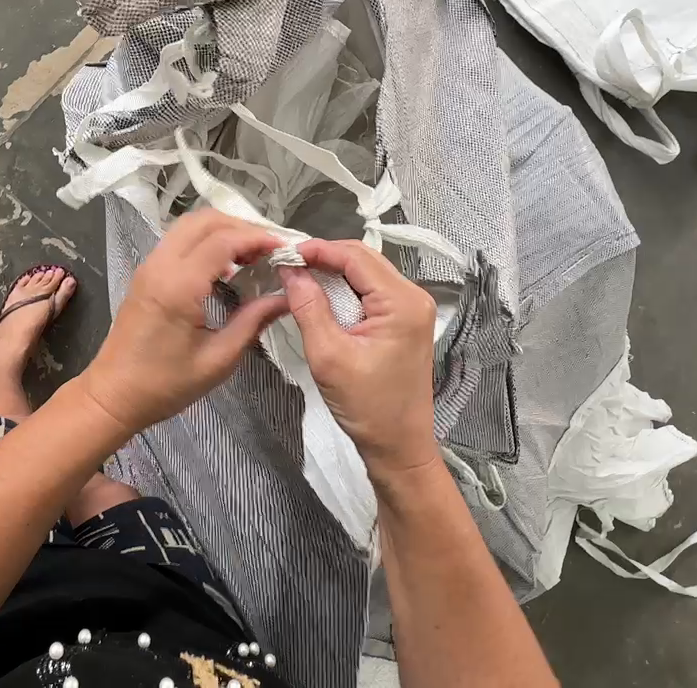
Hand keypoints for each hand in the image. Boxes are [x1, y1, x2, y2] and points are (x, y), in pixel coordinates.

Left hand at [78, 208, 291, 432]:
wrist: (113, 394)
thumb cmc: (165, 384)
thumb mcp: (218, 360)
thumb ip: (252, 322)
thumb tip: (285, 298)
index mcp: (178, 286)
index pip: (223, 240)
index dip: (257, 238)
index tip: (284, 249)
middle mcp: (161, 265)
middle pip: (204, 220)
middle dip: (241, 227)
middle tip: (269, 249)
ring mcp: (149, 266)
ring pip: (189, 225)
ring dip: (222, 230)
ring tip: (252, 255)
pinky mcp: (146, 273)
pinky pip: (178, 240)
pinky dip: (205, 240)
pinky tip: (226, 265)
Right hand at [280, 239, 440, 477]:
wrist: (398, 447)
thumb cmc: (366, 406)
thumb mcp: (328, 355)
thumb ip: (308, 306)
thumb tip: (290, 269)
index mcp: (401, 302)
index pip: (355, 257)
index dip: (317, 250)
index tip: (283, 253)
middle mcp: (413, 297)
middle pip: (362, 258)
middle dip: (324, 256)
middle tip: (287, 263)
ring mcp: (411, 308)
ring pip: (365, 272)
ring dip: (332, 270)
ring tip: (298, 275)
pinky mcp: (404, 320)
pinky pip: (370, 289)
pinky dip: (343, 286)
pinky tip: (320, 293)